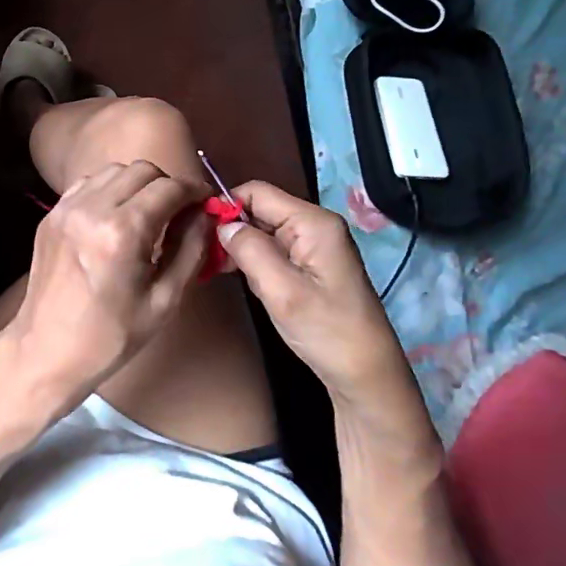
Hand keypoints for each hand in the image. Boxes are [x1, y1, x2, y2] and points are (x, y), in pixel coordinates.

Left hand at [0, 162, 209, 416]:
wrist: (47, 350)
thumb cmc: (111, 336)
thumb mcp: (165, 300)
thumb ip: (191, 248)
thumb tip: (205, 213)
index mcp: (122, 232)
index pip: (169, 188)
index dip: (194, 192)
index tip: (205, 204)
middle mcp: (91, 210)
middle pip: (142, 169)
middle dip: (166, 186)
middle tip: (177, 214)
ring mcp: (66, 209)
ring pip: (114, 171)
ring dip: (137, 185)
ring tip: (146, 216)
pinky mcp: (51, 215)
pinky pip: (88, 184)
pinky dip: (109, 190)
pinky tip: (116, 218)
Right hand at [218, 181, 402, 401]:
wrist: (364, 373)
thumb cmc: (326, 331)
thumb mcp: (281, 290)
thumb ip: (249, 250)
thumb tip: (223, 225)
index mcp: (313, 223)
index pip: (258, 192)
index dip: (226, 205)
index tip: (201, 231)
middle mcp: (314, 225)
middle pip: (260, 209)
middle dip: (230, 227)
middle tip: (206, 256)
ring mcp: (313, 245)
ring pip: (262, 229)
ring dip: (238, 245)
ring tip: (216, 268)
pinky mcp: (309, 264)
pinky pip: (272, 248)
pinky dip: (250, 258)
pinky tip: (236, 275)